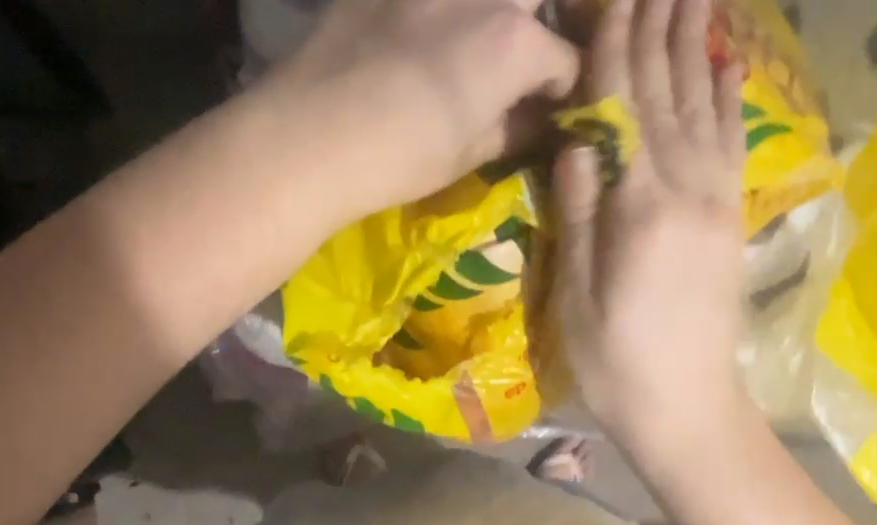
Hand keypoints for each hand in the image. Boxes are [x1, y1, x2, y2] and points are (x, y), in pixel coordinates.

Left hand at [265, 0, 579, 218]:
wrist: (312, 135)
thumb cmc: (401, 158)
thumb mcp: (468, 155)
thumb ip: (514, 129)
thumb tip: (537, 120)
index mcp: (516, 43)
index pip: (565, 62)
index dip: (563, 92)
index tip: (549, 112)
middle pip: (532, 2)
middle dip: (534, 30)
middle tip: (513, 69)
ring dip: (487, 17)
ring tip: (467, 51)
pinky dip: (436, 13)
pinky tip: (418, 39)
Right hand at [552, 0, 747, 448]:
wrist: (687, 407)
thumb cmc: (616, 362)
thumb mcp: (577, 295)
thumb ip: (579, 212)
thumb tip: (578, 139)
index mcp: (639, 205)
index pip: (624, 105)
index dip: (616, 45)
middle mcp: (686, 188)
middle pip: (669, 91)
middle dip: (659, 25)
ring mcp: (716, 201)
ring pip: (704, 106)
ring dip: (695, 45)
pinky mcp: (730, 220)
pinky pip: (729, 144)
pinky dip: (726, 97)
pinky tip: (726, 63)